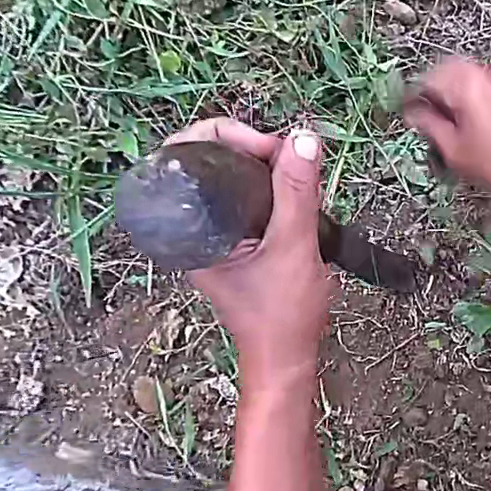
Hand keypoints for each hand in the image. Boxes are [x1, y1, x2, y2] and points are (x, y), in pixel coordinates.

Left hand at [165, 118, 332, 387]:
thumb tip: (304, 139)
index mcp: (186, 224)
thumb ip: (297, 192)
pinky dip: (269, 187)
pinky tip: (294, 192)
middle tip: (289, 157)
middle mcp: (191, 223)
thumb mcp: (293, 245)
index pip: (188, 152)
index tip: (274, 149)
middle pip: (210, 159)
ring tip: (296, 172)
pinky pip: (245, 198)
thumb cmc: (282, 310)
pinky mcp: (234, 241)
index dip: (230, 136)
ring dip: (264, 167)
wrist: (286, 354)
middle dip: (251, 147)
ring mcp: (213, 233)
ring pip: (230, 178)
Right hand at [403, 58, 490, 202]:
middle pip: (445, 73)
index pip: (426, 79)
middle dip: (432, 94)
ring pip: (463, 79)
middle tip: (423, 118)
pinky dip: (469, 100)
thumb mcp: (454, 149)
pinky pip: (481, 87)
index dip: (411, 97)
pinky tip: (467, 124)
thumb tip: (415, 115)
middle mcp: (485, 75)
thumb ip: (429, 126)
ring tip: (446, 125)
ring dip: (450, 96)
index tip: (405, 112)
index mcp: (466, 84)